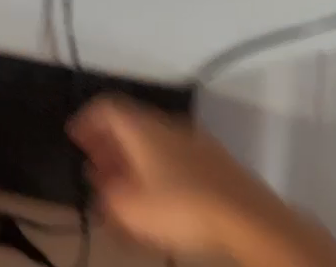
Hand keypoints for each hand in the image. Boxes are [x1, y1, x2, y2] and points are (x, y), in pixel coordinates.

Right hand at [67, 95, 289, 256]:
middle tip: (102, 167)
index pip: (104, 108)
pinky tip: (171, 200)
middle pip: (134, 127)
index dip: (86, 121)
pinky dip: (170, 174)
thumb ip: (106, 194)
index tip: (77, 139)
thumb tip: (100, 185)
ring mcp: (204, 147)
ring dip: (143, 162)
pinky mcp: (229, 170)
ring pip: (162, 146)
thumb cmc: (182, 208)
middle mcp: (170, 127)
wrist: (258, 227)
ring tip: (136, 188)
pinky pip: (187, 163)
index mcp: (142, 127)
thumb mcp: (129, 206)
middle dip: (114, 146)